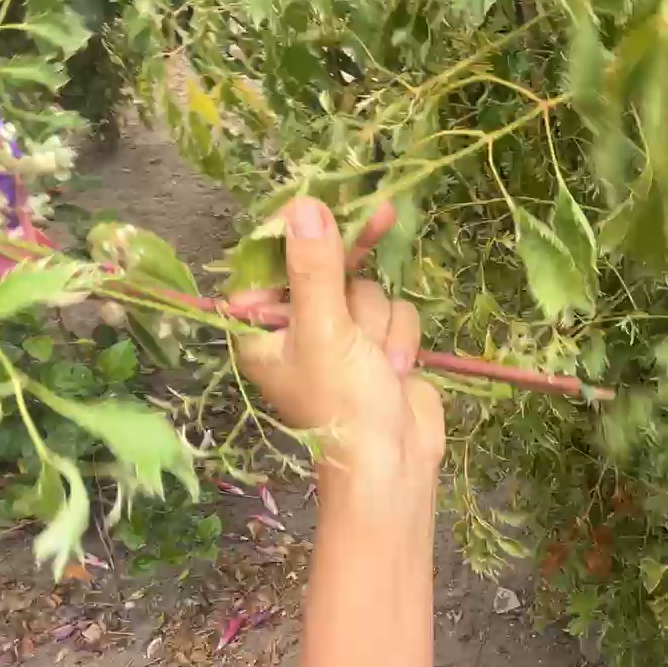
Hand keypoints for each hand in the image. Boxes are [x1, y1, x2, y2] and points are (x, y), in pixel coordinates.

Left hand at [227, 197, 444, 500]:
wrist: (395, 462)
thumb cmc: (344, 405)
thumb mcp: (325, 332)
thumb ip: (316, 268)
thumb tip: (306, 205)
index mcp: (265, 325)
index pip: (277, 260)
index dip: (304, 232)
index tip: (326, 204)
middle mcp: (304, 325)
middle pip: (332, 268)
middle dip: (358, 269)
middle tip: (384, 215)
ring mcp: (348, 337)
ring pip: (373, 292)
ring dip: (383, 324)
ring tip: (381, 363)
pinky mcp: (384, 346)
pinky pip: (398, 314)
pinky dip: (403, 340)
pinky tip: (398, 371)